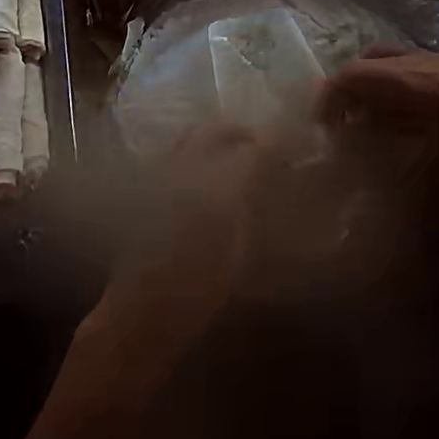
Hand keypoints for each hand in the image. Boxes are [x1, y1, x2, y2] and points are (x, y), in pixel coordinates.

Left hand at [63, 126, 261, 411]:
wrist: (143, 308)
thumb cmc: (200, 292)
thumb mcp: (241, 253)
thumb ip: (252, 210)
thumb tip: (266, 184)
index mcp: (218, 189)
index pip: (254, 149)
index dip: (277, 143)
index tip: (294, 145)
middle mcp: (186, 171)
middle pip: (217, 131)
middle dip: (244, 133)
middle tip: (264, 146)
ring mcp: (160, 176)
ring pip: (190, 138)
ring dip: (217, 139)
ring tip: (236, 156)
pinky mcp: (144, 187)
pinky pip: (173, 156)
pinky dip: (194, 154)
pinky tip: (205, 175)